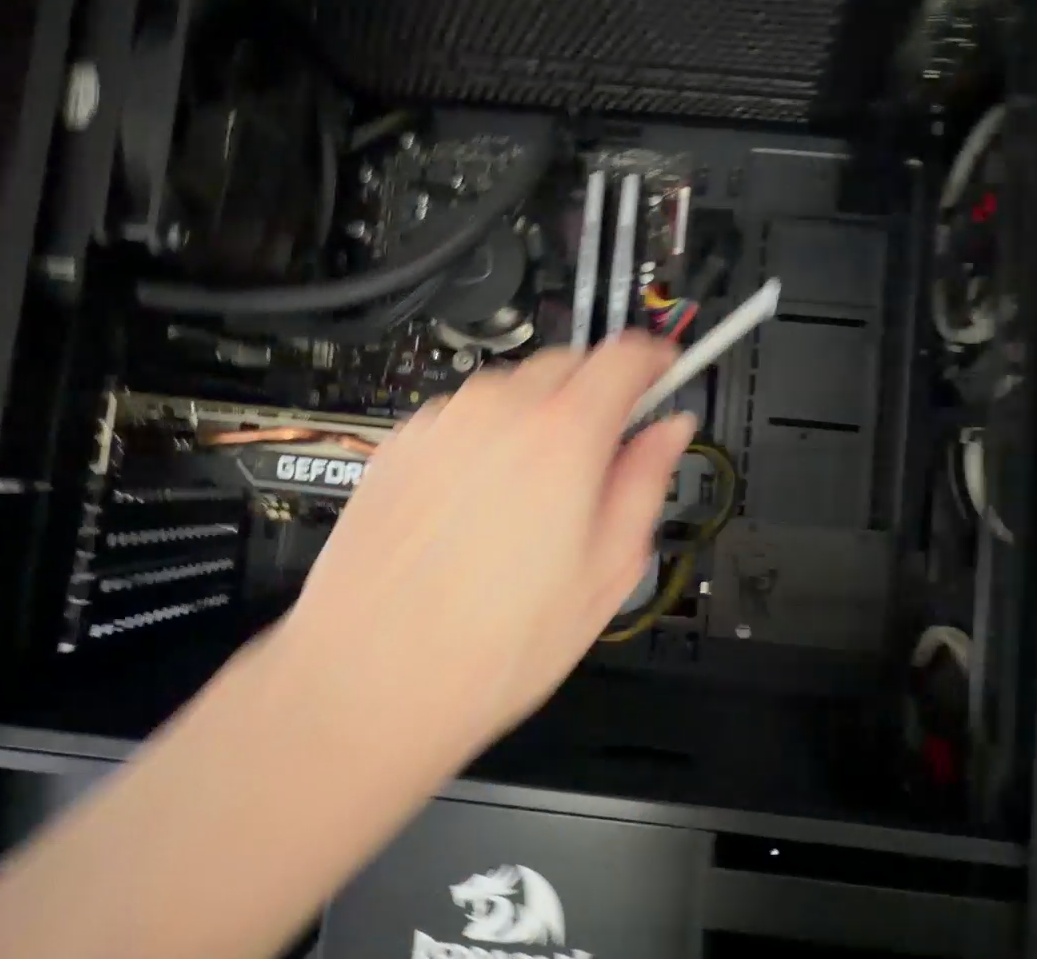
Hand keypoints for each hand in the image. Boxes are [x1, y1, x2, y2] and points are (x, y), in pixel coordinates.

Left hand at [268, 334, 694, 762]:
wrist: (369, 681)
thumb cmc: (487, 647)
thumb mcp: (606, 571)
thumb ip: (645, 483)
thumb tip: (666, 437)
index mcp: (561, 436)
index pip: (623, 357)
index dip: (654, 359)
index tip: (662, 371)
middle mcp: (497, 413)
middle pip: (567, 365)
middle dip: (596, 394)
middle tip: (606, 450)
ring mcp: (441, 426)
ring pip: (511, 391)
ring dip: (538, 418)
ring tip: (537, 498)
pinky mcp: (400, 447)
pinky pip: (462, 420)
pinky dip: (487, 442)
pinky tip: (484, 508)